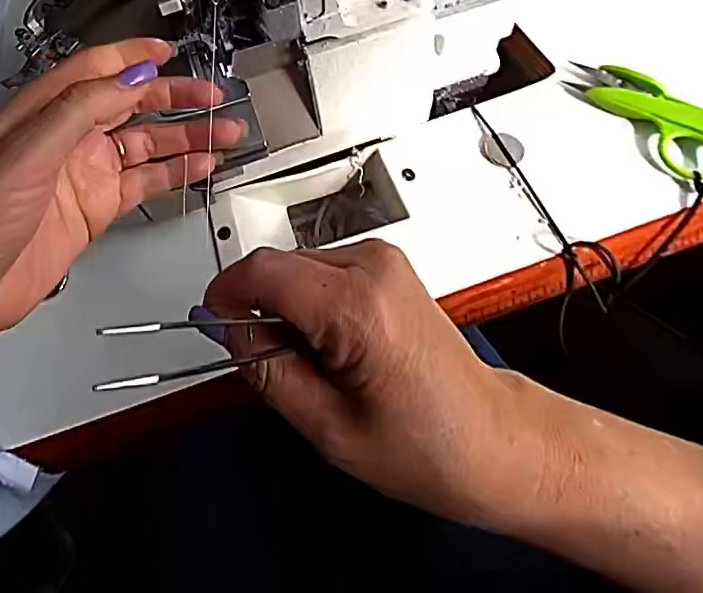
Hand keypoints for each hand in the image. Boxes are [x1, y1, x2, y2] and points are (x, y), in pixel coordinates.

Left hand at [0, 36, 245, 340]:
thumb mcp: (21, 156)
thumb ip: (79, 111)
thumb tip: (128, 77)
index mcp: (39, 114)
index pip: (94, 71)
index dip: (132, 56)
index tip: (166, 50)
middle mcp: (64, 138)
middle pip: (130, 104)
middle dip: (174, 97)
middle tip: (212, 97)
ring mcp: (82, 173)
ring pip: (146, 142)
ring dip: (186, 136)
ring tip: (222, 131)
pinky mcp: (95, 208)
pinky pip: (145, 180)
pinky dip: (176, 171)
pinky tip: (200, 164)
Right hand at [202, 240, 552, 525]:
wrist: (489, 435)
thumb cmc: (430, 442)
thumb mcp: (326, 426)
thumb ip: (266, 369)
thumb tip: (229, 329)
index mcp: (358, 306)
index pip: (263, 271)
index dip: (226, 295)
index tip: (213, 323)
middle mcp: (375, 267)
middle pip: (279, 265)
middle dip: (257, 307)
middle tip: (263, 362)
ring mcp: (385, 260)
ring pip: (299, 265)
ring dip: (285, 305)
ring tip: (311, 361)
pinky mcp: (388, 265)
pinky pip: (324, 268)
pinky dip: (310, 299)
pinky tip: (330, 342)